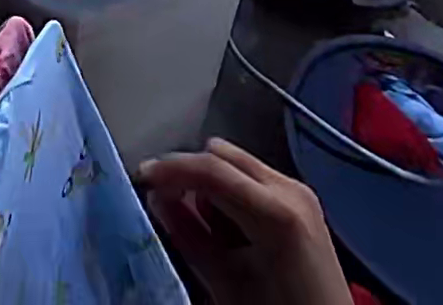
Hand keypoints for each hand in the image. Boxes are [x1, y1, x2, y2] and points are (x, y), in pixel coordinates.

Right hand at [138, 137, 352, 304]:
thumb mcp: (228, 288)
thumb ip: (190, 238)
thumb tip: (157, 197)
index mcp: (277, 212)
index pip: (212, 170)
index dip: (172, 168)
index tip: (142, 175)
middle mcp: (290, 188)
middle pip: (222, 154)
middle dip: (191, 173)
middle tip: (167, 202)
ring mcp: (298, 189)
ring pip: (235, 161)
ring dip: (210, 182)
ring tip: (207, 228)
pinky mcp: (300, 197)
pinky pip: (251, 176)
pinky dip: (230, 191)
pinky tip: (229, 228)